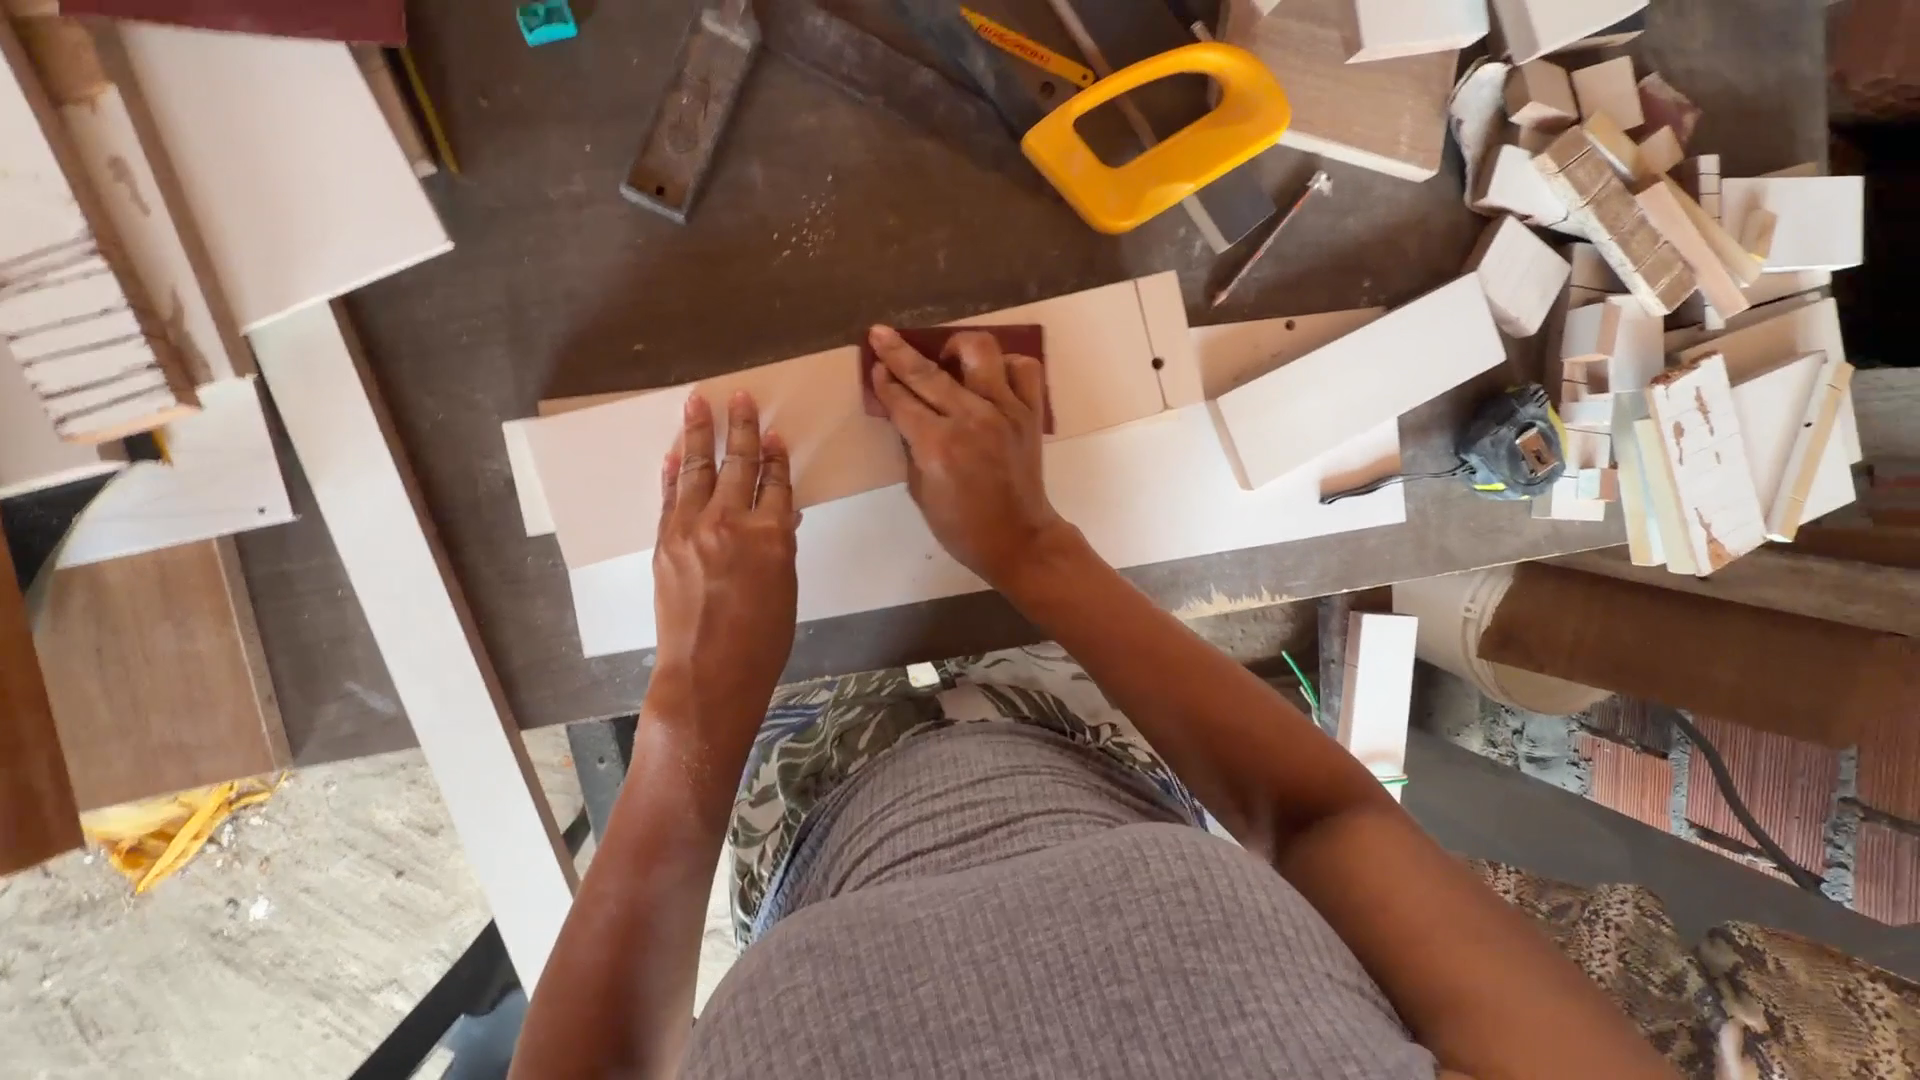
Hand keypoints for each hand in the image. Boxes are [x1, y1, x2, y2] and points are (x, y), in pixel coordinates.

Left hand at [649, 391, 799, 747]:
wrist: (707, 674)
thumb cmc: (762, 641)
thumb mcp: (785, 588)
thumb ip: (780, 547)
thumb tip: (778, 519)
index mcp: (771, 534)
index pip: (776, 482)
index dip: (777, 456)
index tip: (776, 432)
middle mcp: (731, 521)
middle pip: (739, 463)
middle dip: (741, 427)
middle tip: (740, 396)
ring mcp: (692, 528)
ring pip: (698, 469)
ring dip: (699, 433)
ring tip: (698, 402)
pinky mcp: (665, 541)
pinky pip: (670, 495)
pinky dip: (672, 472)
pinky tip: (674, 452)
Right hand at [868, 325, 1078, 590]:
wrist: (1018, 539)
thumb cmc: (962, 526)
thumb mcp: (921, 490)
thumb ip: (911, 446)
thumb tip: (903, 413)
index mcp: (938, 446)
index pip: (902, 400)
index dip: (885, 381)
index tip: (875, 364)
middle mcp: (971, 420)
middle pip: (929, 372)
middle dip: (898, 352)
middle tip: (882, 335)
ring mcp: (1006, 412)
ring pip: (981, 353)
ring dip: (957, 347)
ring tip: (947, 356)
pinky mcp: (1030, 413)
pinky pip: (1023, 370)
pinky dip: (1006, 364)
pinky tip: (990, 374)